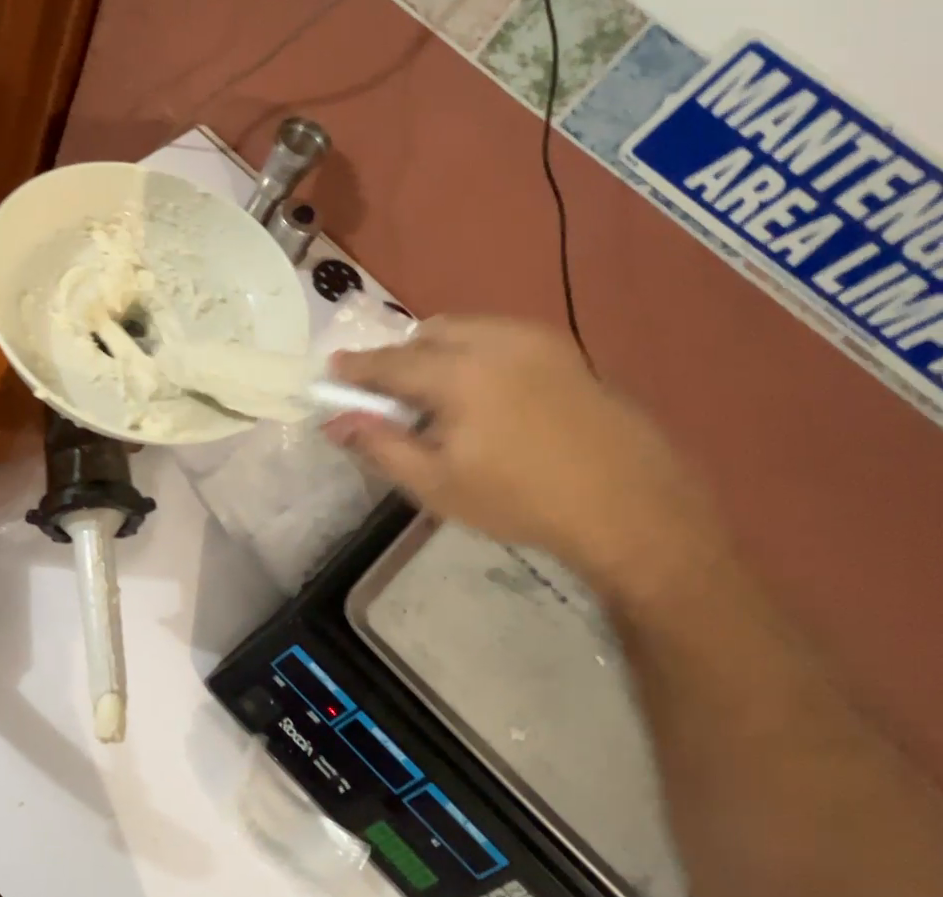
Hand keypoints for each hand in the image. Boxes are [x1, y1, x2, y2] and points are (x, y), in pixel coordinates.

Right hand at [322, 316, 722, 596]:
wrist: (628, 505)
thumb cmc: (519, 500)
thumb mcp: (435, 483)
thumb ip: (380, 446)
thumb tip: (336, 422)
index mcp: (460, 374)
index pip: (390, 362)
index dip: (356, 368)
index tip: (330, 373)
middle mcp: (497, 342)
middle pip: (428, 333)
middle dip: (398, 357)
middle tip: (384, 395)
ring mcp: (538, 342)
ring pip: (466, 329)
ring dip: (435, 352)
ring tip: (431, 397)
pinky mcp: (566, 353)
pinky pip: (499, 337)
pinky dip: (472, 353)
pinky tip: (479, 396)